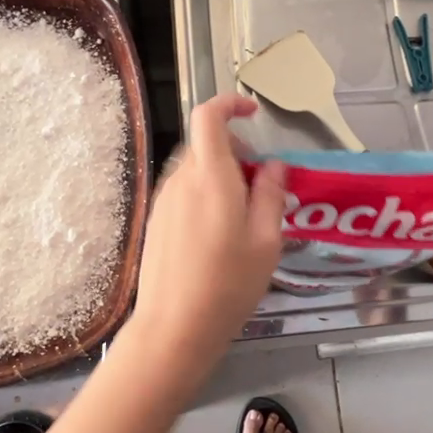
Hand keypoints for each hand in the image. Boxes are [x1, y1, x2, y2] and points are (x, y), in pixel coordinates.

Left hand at [124, 94, 288, 370]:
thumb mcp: (266, 242)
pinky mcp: (157, 221)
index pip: (208, 116)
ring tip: (245, 214)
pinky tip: (220, 233)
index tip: (253, 112)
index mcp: (210, 176)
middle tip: (262, 183)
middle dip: (236, 150)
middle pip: (205, 144)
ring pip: (194, 169)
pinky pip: (184, 191)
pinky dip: (205, 194)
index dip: (230, 103)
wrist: (173, 329)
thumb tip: (275, 166)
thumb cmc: (227, 286)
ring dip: (221, 174)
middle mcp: (180, 180)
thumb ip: (272, 195)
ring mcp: (164, 201)